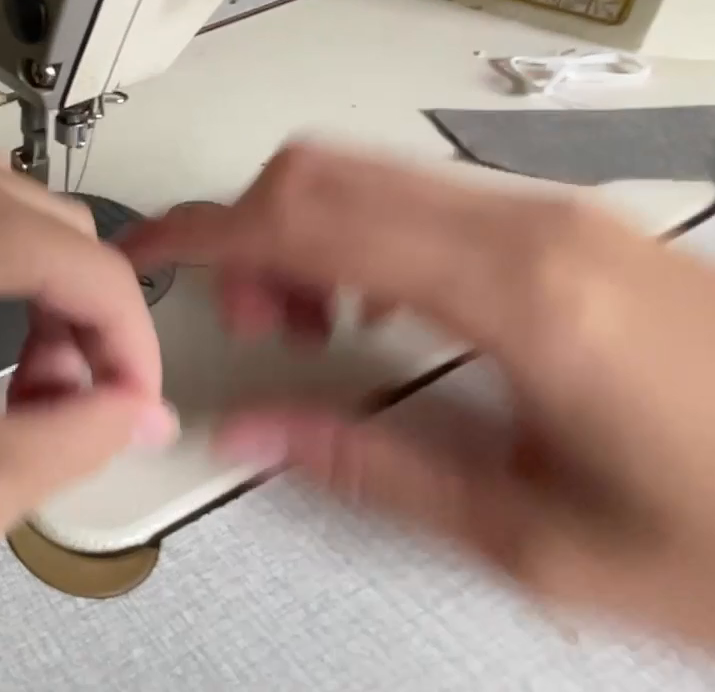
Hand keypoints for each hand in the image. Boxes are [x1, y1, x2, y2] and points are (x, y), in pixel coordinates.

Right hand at [121, 142, 714, 663]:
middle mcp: (532, 228)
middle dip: (243, 235)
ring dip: (295, 234)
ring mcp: (558, 216)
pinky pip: (415, 194)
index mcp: (518, 294)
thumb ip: (370, 467)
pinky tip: (376, 309)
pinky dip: (351, 235)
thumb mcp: (549, 543)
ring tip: (307, 324)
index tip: (141, 253)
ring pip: (360, 174)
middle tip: (249, 321)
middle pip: (317, 172)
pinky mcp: (573, 227)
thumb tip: (246, 432)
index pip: (301, 219)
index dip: (198, 233)